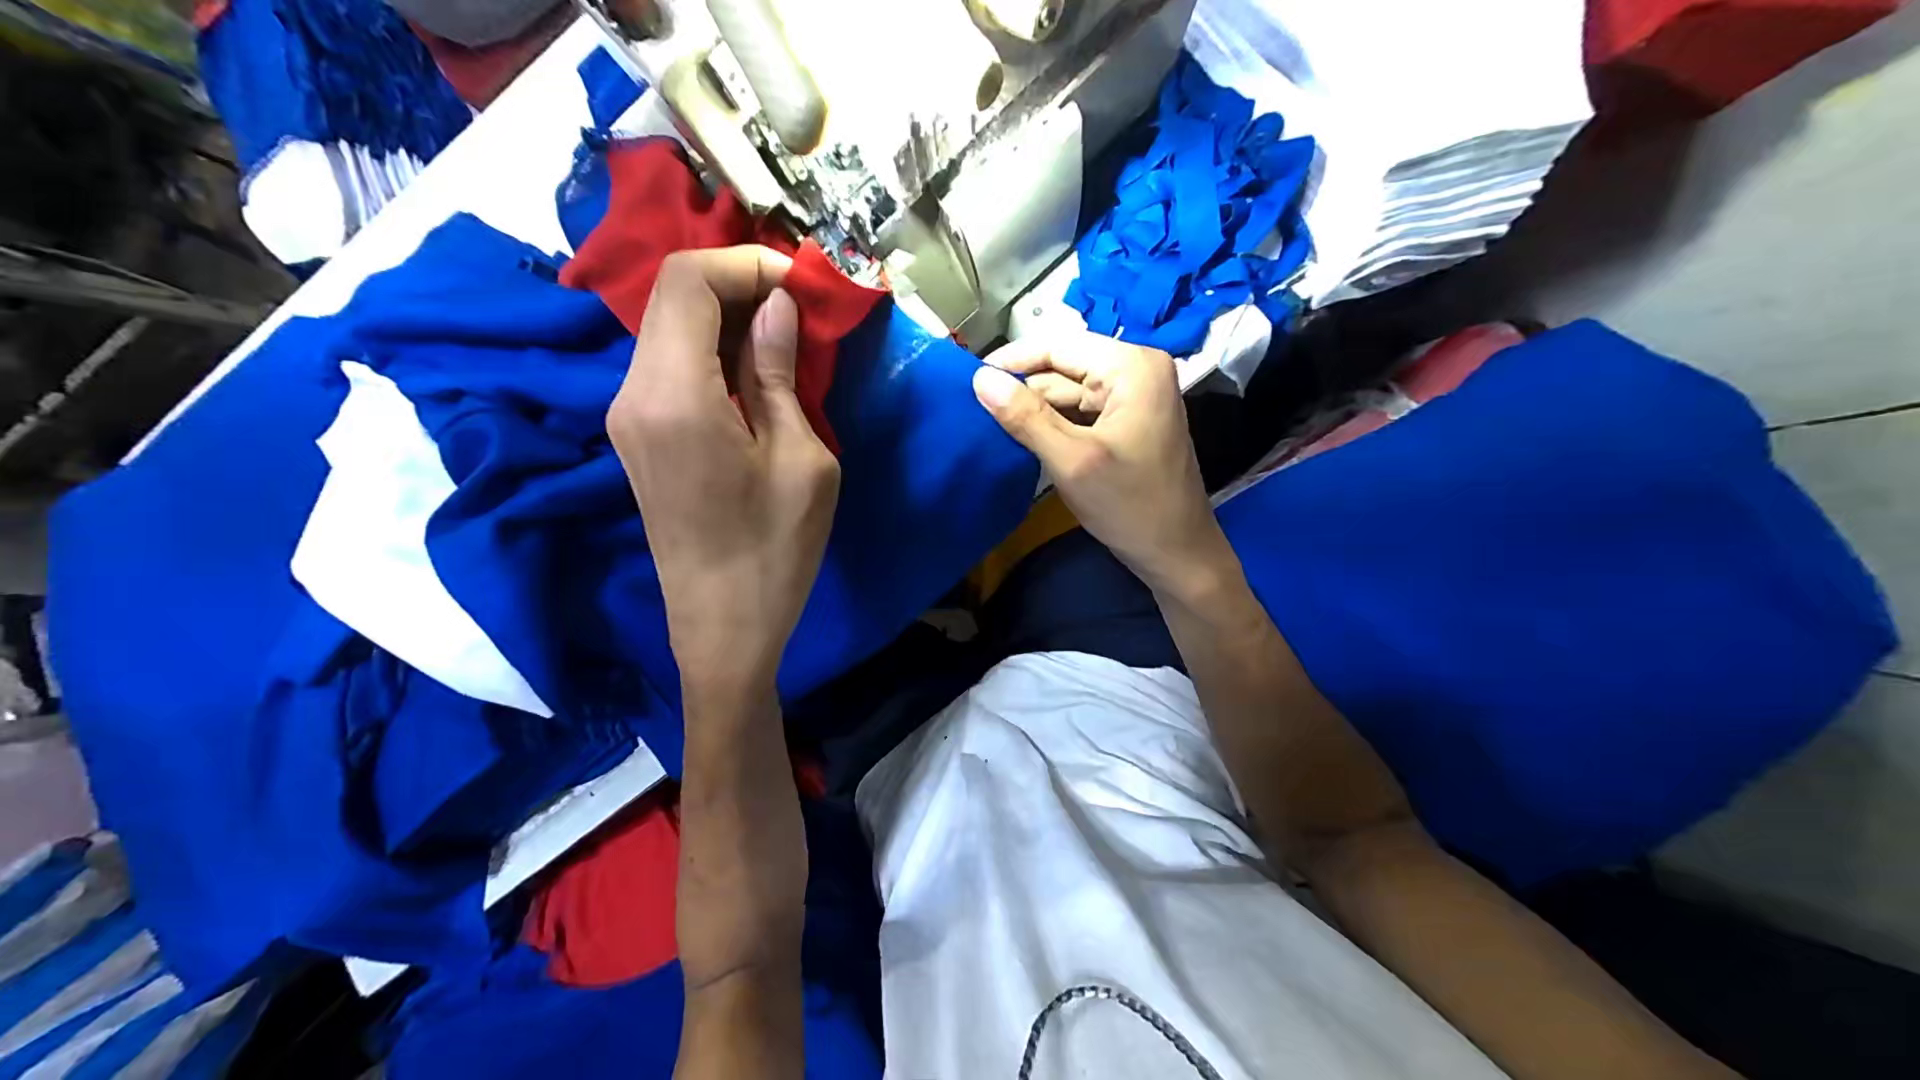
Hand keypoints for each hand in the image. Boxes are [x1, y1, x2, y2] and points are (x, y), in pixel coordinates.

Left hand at [608, 247, 839, 695]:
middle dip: (738, 284)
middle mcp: (632, 393)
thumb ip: (779, 372)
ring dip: (726, 318)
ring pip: (668, 328)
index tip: (801, 285)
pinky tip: (754, 372)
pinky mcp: (637, 436)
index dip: (746, 263)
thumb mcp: (802, 459)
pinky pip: (668, 366)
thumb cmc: (774, 551)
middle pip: (672, 297)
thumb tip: (775, 307)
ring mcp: (627, 416)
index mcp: (673, 395)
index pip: (687, 281)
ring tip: (786, 337)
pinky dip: (710, 350)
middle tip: (800, 306)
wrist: (722, 627)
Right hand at [972, 333, 1234, 598]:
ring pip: (1069, 390)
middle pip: (1064, 366)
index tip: (968, 380)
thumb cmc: (1130, 507)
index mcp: (1132, 366)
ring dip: (1035, 408)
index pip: (1059, 346)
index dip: (1012, 360)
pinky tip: (1025, 437)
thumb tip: (979, 379)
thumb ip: (1025, 416)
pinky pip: (1082, 410)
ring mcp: (1135, 396)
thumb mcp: (1071, 460)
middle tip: (975, 409)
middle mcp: (1138, 370)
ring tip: (991, 425)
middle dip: (1022, 388)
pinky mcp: (1129, 420)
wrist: (1177, 554)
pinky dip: (1054, 422)